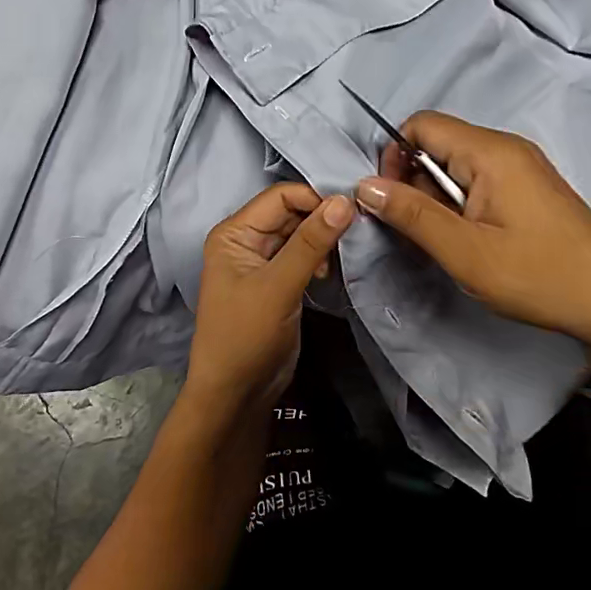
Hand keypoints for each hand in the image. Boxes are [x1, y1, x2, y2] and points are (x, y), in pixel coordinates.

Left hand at [187, 184, 354, 405]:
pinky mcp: (278, 282)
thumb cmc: (246, 336)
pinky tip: (329, 273)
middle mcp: (246, 240)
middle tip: (356, 232)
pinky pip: (302, 256)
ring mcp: (262, 262)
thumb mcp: (279, 287)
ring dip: (323, 240)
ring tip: (342, 257)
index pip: (280, 196)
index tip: (353, 210)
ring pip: (300, 234)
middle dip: (322, 219)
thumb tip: (344, 201)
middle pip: (291, 212)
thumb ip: (311, 243)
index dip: (315, 198)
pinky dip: (319, 259)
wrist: (236, 393)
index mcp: (234, 232)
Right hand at [356, 111, 590, 351]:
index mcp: (491, 152)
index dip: (394, 157)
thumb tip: (364, 185)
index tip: (391, 201)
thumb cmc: (539, 276)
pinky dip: (458, 206)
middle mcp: (506, 149)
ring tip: (444, 243)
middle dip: (413, 182)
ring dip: (435, 199)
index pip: (421, 125)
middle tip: (417, 230)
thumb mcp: (464, 251)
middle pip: (437, 144)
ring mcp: (521, 169)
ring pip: (455, 167)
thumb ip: (411, 214)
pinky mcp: (528, 190)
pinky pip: (477, 182)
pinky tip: (468, 242)